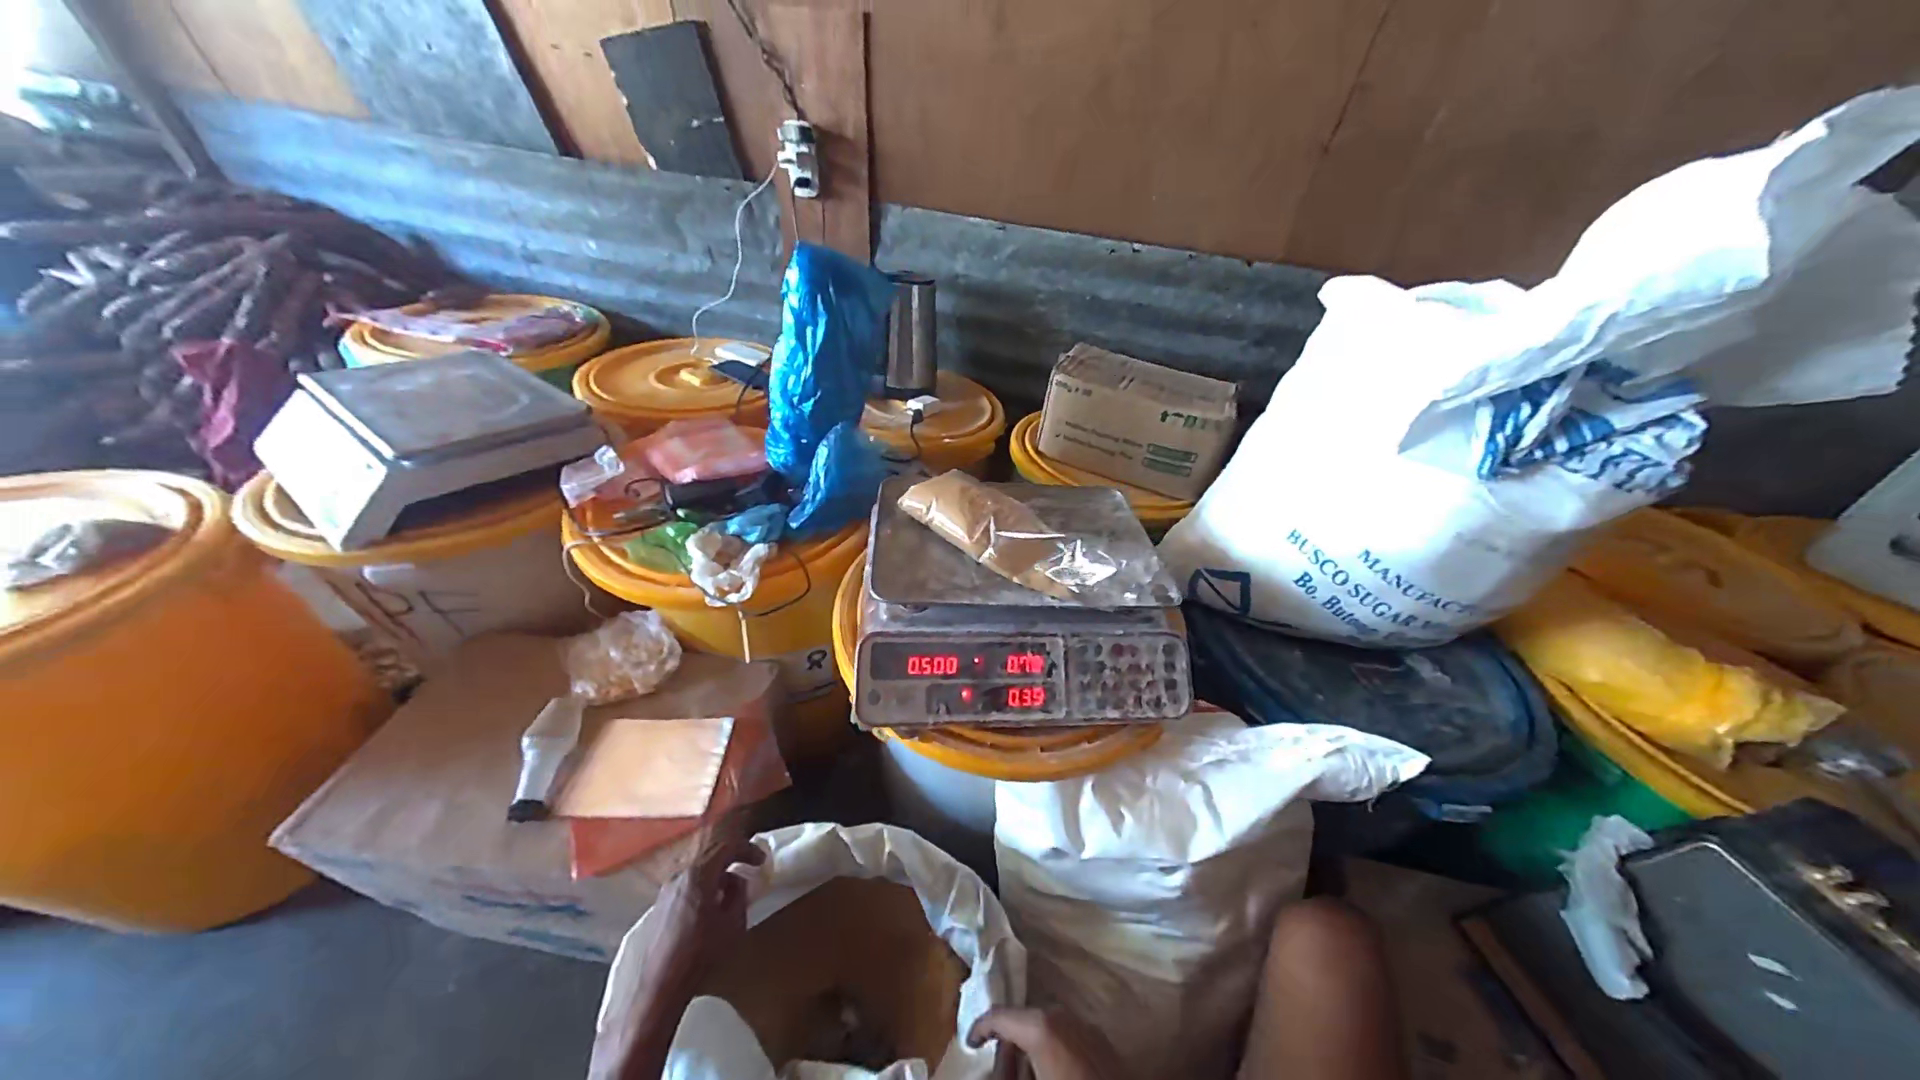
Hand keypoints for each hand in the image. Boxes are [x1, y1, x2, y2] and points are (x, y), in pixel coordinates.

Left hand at [599, 824, 764, 1079]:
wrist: (651, 992)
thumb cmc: (698, 956)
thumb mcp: (732, 925)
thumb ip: (739, 895)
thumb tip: (736, 881)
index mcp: (698, 876)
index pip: (726, 847)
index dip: (747, 849)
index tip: (760, 861)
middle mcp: (677, 879)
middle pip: (708, 859)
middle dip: (730, 863)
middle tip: (745, 874)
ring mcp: (661, 896)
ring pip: (693, 876)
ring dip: (713, 881)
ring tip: (725, 900)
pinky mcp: (651, 914)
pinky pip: (681, 893)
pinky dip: (697, 895)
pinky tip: (703, 918)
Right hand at [968, 1006, 1123, 1079]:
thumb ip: (1004, 1072)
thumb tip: (996, 1062)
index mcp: (1042, 1024)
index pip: (1000, 1015)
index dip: (980, 1028)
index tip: (970, 1044)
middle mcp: (1064, 1015)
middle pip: (1026, 1019)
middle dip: (1011, 1040)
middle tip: (999, 1065)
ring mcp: (1087, 1028)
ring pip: (1049, 1026)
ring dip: (1034, 1046)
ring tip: (1027, 1072)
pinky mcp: (1104, 1045)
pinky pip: (1069, 1038)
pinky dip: (1055, 1050)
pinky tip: (1053, 1072)